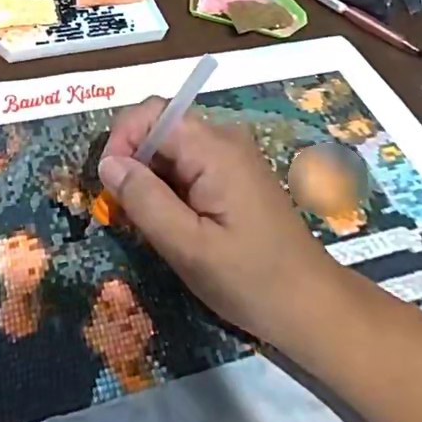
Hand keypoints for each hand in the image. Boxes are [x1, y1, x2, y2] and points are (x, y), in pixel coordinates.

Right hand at [99, 97, 338, 340]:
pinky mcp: (233, 173)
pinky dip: (167, 182)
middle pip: (161, 124)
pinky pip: (187, 161)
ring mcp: (231, 154)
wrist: (313, 307)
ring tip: (143, 217)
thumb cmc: (250, 280)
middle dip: (131, 157)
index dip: (121, 138)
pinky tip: (169, 219)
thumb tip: (108, 163)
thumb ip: (145, 200)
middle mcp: (223, 138)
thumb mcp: (188, 247)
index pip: (152, 113)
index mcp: (213, 148)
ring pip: (171, 144)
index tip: (108, 182)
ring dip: (148, 173)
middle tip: (121, 204)